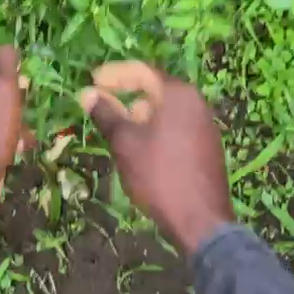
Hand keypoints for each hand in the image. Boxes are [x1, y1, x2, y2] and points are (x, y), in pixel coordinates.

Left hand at [0, 45, 25, 265]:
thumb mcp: (1, 85)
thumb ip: (5, 59)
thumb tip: (7, 47)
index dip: (12, 73)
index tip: (24, 88)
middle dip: (16, 99)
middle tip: (25, 110)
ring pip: (0, 111)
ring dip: (17, 121)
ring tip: (25, 134)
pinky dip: (9, 138)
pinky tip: (19, 149)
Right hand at [79, 61, 234, 256]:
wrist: (201, 222)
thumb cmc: (159, 174)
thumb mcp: (125, 143)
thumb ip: (106, 114)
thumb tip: (87, 93)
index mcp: (178, 93)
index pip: (142, 72)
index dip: (114, 75)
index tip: (93, 81)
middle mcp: (196, 102)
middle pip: (154, 90)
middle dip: (126, 97)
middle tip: (101, 108)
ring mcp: (204, 125)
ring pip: (165, 110)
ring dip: (139, 116)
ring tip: (118, 134)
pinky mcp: (206, 146)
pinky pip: (175, 127)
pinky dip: (155, 131)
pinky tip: (141, 151)